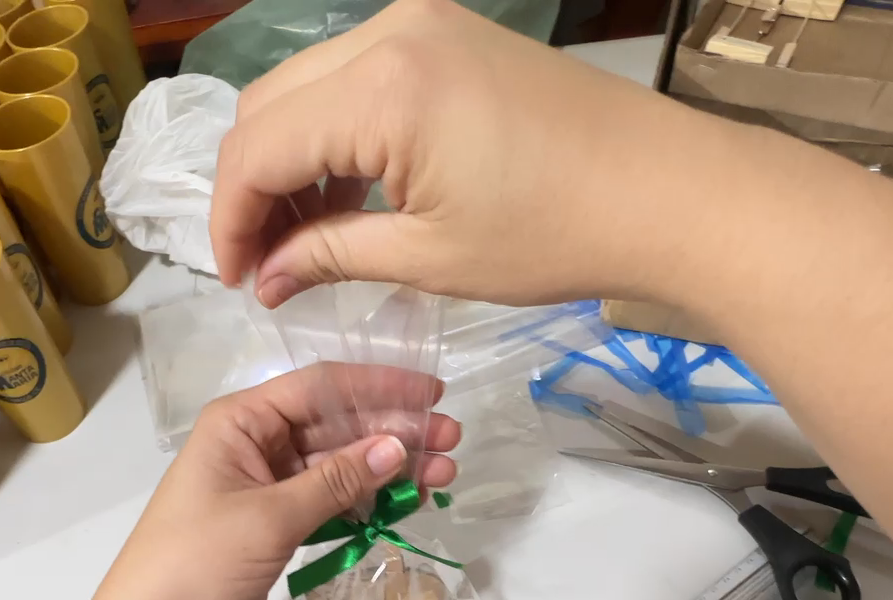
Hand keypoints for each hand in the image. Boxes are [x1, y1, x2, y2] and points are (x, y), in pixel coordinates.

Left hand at [93, 365, 459, 599]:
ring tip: (442, 476)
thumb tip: (398, 447)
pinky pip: (330, 498)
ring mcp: (268, 480)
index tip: (432, 393)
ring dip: (387, 469)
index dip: (379, 387)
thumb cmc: (199, 557)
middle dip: (394, 432)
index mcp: (242, 421)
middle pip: (336, 425)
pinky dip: (365, 500)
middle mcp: (258, 441)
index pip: (320, 388)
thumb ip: (336, 481)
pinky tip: (406, 500)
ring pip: (339, 463)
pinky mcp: (278, 517)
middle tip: (451, 441)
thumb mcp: (270, 516)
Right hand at [211, 0, 713, 307]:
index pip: (256, 149)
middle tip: (264, 263)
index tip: (237, 281)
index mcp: (379, 89)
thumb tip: (264, 279)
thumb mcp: (426, 257)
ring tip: (305, 240)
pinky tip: (348, 198)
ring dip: (291, 165)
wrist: (663, 192)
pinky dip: (335, 143)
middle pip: (268, 109)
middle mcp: (387, 32)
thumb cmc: (548, 236)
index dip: (230, 221)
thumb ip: (329, 255)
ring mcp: (421, 25)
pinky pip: (355, 86)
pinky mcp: (446, 38)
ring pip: (307, 93)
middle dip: (251, 191)